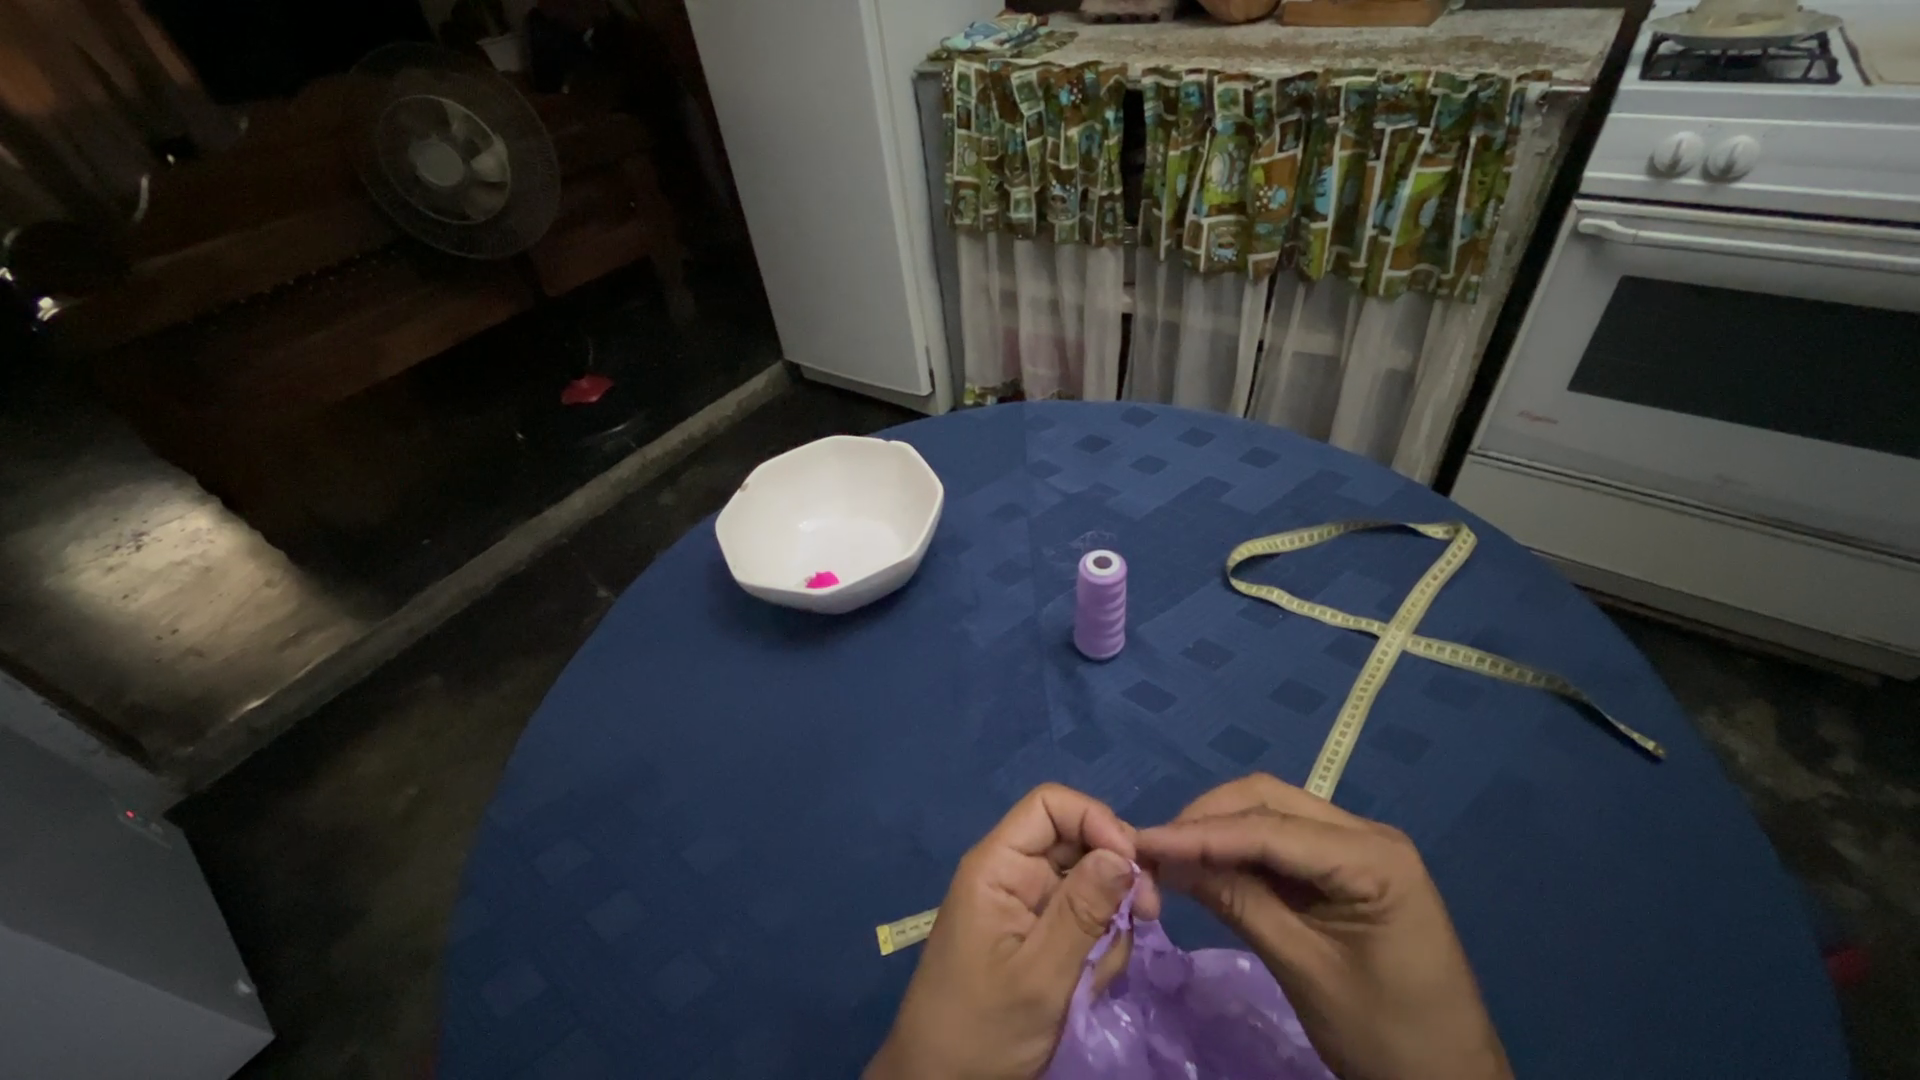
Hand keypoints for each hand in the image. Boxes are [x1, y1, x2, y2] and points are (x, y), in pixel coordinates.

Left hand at [866, 784, 1161, 1079]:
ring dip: (1108, 923)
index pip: (1050, 805)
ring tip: (1098, 973)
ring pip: (1088, 886)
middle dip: (1114, 878)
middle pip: (1077, 843)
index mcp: (998, 865)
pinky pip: (1082, 921)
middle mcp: (1012, 874)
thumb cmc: (983, 1029)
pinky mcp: (1037, 937)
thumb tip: (1124, 852)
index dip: (1096, 821)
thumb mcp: (1040, 974)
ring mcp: (1026, 907)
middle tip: (1144, 919)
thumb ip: (1083, 911)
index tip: (1132, 866)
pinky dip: (1097, 946)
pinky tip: (1090, 983)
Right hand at [1138, 774, 1509, 1079]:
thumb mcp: (1303, 970)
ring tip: (1169, 857)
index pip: (1269, 828)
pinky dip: (1239, 850)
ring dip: (1218, 830)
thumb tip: (1164, 860)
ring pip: (1270, 814)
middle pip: (1267, 801)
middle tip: (1152, 851)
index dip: (1199, 833)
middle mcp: (1367, 834)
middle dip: (1205, 820)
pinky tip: (1206, 866)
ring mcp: (1358, 848)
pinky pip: (1282, 843)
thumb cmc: (1385, 1036)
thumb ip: (1237, 903)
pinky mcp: (1346, 869)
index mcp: (1373, 857)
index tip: (1140, 843)